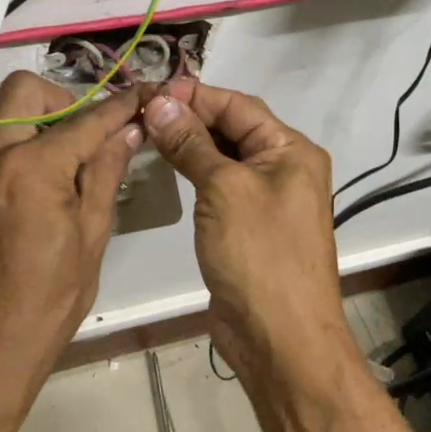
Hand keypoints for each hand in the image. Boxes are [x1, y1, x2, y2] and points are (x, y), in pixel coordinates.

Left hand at [0, 71, 145, 416]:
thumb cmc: (51, 298)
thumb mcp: (92, 234)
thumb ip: (106, 172)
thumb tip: (127, 129)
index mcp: (32, 167)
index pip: (84, 120)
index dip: (117, 106)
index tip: (138, 96)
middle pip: (24, 90)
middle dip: (59, 99)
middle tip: (81, 134)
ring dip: (32, 126)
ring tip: (56, 168)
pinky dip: (9, 156)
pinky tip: (26, 196)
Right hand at [141, 79, 353, 377]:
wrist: (280, 340)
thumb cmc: (259, 254)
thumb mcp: (223, 189)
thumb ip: (191, 143)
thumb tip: (159, 102)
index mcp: (291, 150)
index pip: (238, 105)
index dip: (195, 94)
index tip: (150, 91)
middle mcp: (283, 167)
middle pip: (231, 127)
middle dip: (188, 116)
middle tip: (140, 111)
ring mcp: (265, 199)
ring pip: (222, 156)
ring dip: (187, 143)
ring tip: (144, 131)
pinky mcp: (246, 226)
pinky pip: (217, 185)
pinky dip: (192, 171)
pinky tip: (164, 165)